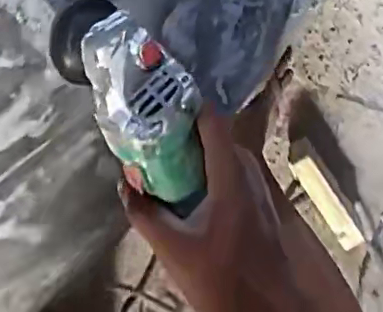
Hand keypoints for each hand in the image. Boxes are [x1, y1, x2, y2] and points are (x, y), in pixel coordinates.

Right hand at [120, 107, 314, 311]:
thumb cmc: (226, 281)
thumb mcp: (175, 251)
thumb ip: (145, 214)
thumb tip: (124, 183)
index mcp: (231, 173)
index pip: (210, 116)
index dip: (183, 102)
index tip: (156, 100)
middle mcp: (248, 170)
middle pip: (212, 132)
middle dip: (180, 128)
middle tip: (150, 131)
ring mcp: (258, 185)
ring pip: (221, 151)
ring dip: (193, 150)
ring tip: (162, 155)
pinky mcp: (259, 201)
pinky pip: (229, 168)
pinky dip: (207, 167)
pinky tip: (186, 186)